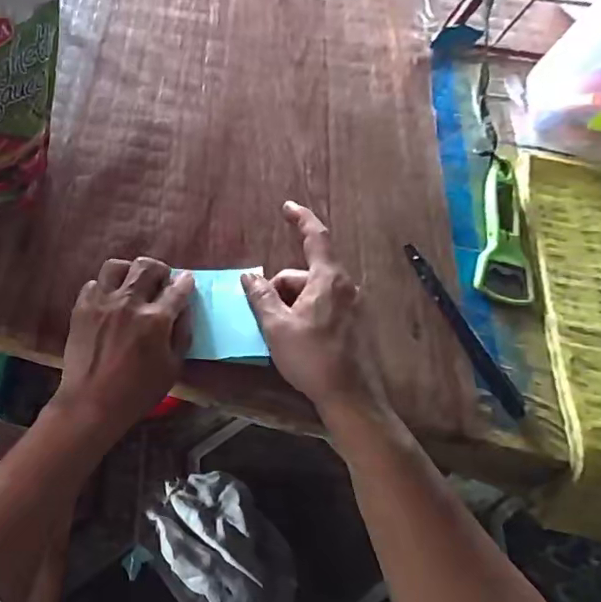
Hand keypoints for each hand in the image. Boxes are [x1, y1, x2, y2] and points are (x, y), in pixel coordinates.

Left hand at [48, 257, 192, 438]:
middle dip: (159, 270)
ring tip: (133, 284)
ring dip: (129, 271)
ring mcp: (100, 303)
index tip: (186, 281)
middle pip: (146, 267)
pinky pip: (93, 284)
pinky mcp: (80, 308)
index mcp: (155, 318)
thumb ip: (181, 333)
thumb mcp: (172, 366)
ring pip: (116, 266)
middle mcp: (128, 303)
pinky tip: (109, 300)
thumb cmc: (137, 391)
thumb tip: (183, 308)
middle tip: (161, 282)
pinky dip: (104, 287)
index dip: (185, 283)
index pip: (177, 288)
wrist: (91, 401)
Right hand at [242, 201, 383, 411]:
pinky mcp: (351, 322)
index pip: (316, 238)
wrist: (348, 394)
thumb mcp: (275, 325)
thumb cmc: (310, 357)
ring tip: (275, 330)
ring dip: (287, 302)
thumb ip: (260, 296)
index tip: (287, 206)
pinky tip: (291, 336)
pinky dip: (299, 312)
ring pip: (308, 291)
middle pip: (302, 272)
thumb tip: (249, 275)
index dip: (301, 219)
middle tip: (262, 313)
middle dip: (278, 286)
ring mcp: (350, 305)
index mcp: (327, 281)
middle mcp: (344, 287)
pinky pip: (318, 305)